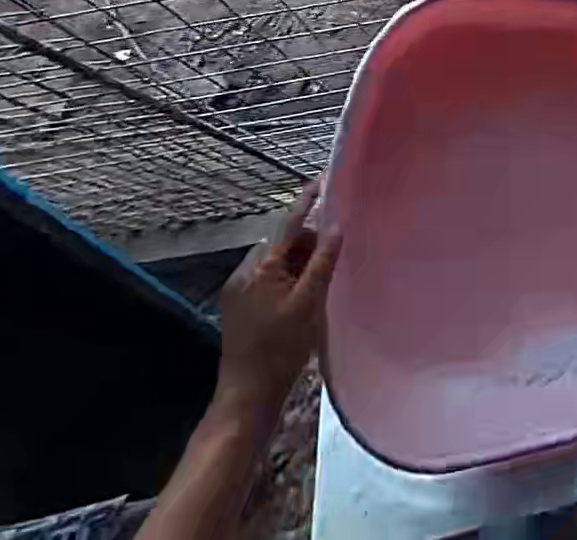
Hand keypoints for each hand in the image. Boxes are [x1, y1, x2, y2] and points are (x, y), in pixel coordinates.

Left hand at [215, 184, 341, 405]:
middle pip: (284, 242)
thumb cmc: (280, 348)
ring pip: (279, 261)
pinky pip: (272, 279)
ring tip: (324, 281)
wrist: (247, 397)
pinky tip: (308, 296)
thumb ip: (322, 262)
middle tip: (335, 255)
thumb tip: (336, 226)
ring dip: (302, 263)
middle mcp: (245, 272)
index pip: (287, 223)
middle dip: (309, 242)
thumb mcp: (308, 302)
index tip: (322, 179)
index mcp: (259, 268)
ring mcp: (241, 291)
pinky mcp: (243, 307)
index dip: (307, 200)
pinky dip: (292, 278)